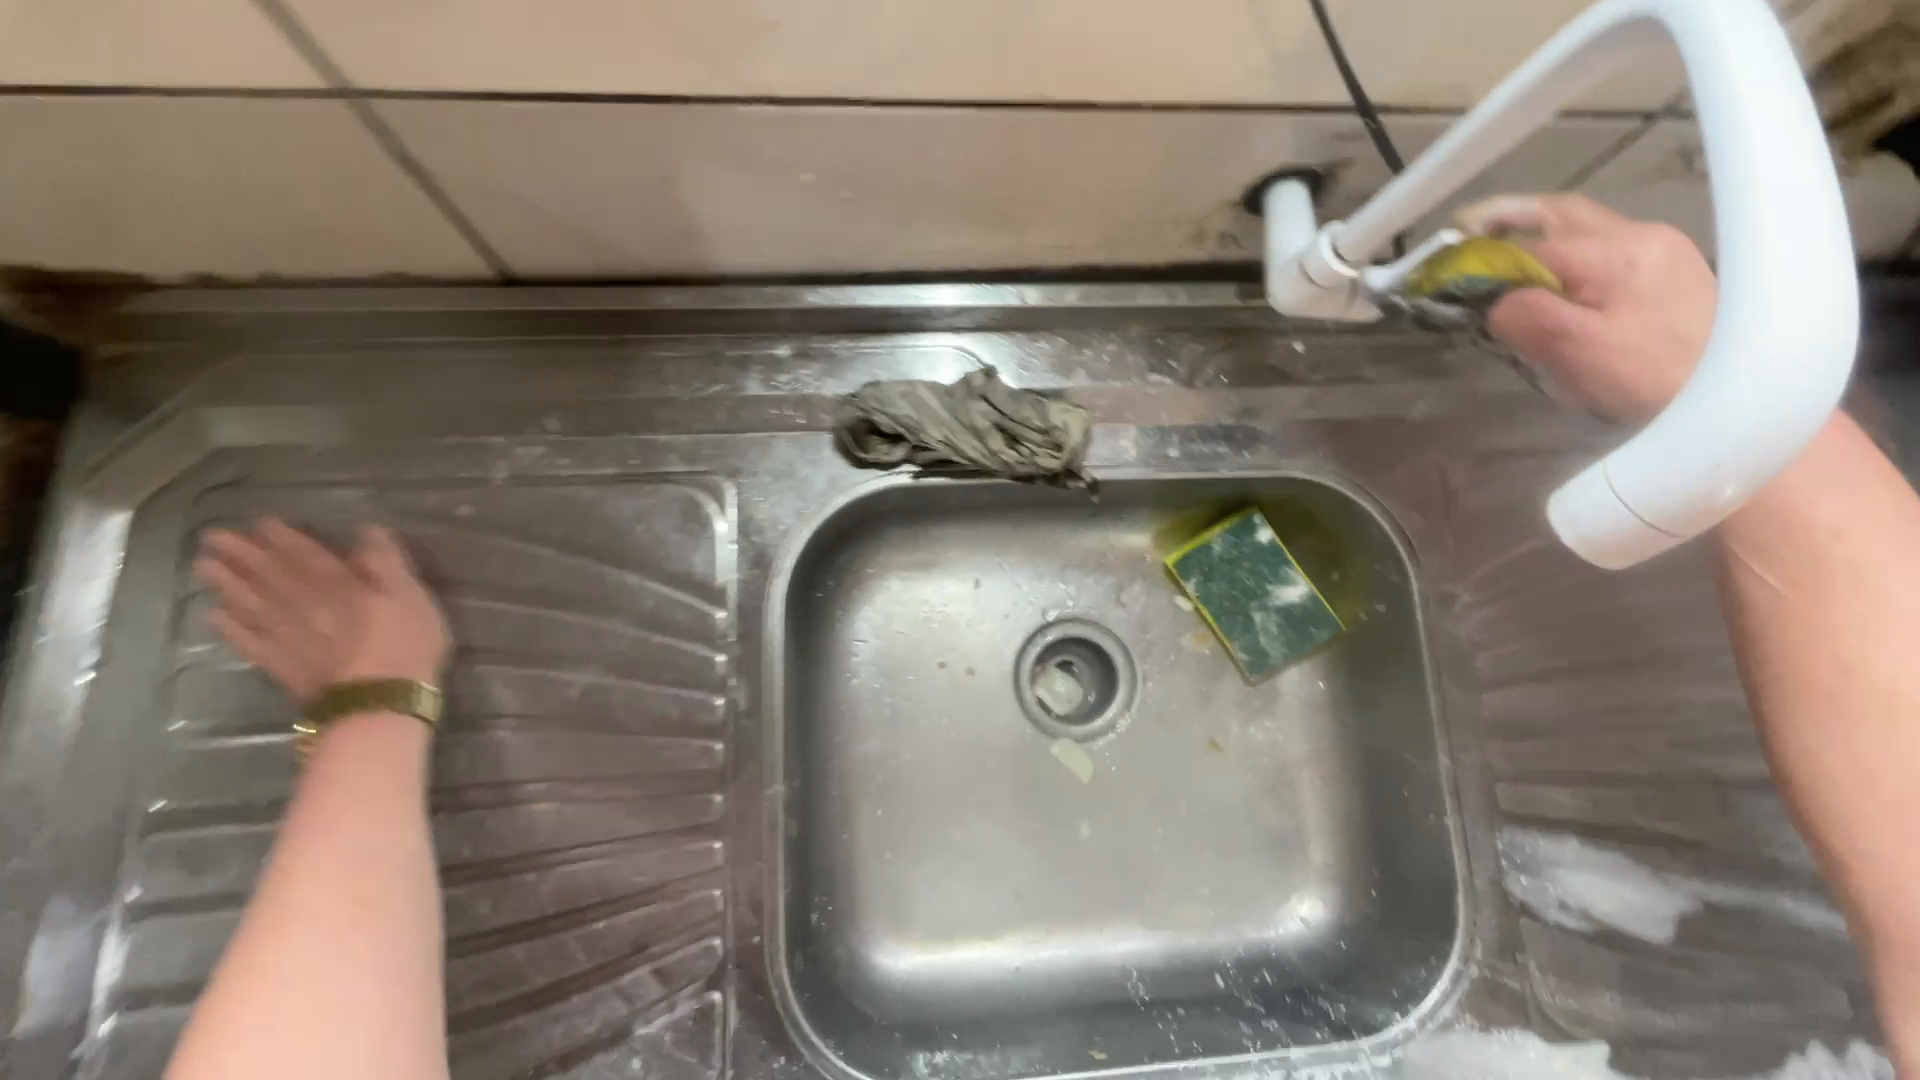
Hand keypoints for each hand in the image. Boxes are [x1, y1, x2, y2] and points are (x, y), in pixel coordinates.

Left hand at [195, 519, 450, 700]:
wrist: (378, 702)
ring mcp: (285, 635)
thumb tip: (367, 530)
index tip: (262, 522)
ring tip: (204, 565)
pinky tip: (215, 615)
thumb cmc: (406, 644)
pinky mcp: (279, 664)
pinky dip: (229, 626)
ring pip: (249, 602)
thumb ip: (387, 563)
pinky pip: (247, 641)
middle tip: (213, 537)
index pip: (304, 553)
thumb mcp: (412, 596)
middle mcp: (301, 603)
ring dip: (226, 582)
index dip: (283, 536)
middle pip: (268, 574)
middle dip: (242, 553)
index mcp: (336, 583)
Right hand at [1460, 194, 1717, 423]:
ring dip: (1537, 235)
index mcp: (1616, 251)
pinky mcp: (1671, 274)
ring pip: (1584, 231)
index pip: (1530, 245)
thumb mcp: (1574, 350)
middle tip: (1466, 229)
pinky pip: (1604, 251)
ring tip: (1497, 251)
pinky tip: (1550, 279)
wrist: (1741, 395)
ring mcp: (1661, 252)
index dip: (1482, 259)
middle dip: (1510, 218)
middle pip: (1562, 215)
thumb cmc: (1651, 375)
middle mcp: (1641, 236)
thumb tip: (1494, 301)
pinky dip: (1565, 255)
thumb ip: (1525, 315)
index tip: (1443, 274)